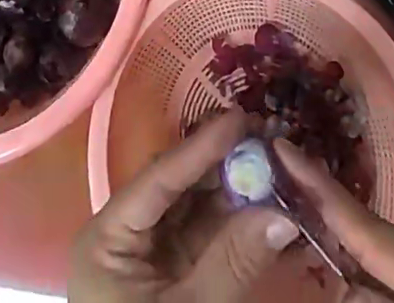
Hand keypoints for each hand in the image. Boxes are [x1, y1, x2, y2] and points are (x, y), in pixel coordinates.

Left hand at [71, 111, 300, 302]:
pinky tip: (269, 205)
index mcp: (108, 239)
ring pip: (196, 207)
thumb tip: (285, 212)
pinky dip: (238, 222)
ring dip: (237, 189)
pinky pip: (208, 236)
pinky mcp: (174, 273)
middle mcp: (126, 235)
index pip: (158, 180)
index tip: (239, 119)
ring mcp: (151, 254)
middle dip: (224, 165)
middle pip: (178, 187)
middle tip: (268, 138)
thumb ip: (234, 262)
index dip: (200, 147)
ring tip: (276, 164)